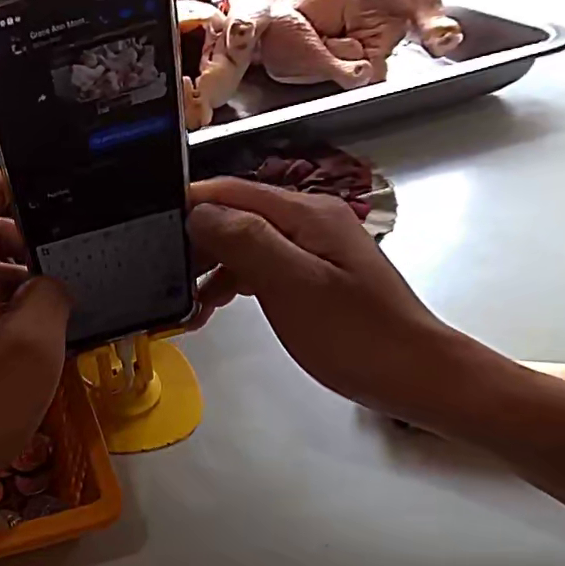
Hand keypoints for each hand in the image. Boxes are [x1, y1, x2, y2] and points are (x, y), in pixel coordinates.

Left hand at [0, 173, 70, 533]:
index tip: (53, 187)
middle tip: (67, 260)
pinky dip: (1, 310)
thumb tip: (48, 281)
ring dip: (16, 280)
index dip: (15, 184)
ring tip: (57, 304)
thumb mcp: (34, 346)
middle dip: (25, 240)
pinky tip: (31, 339)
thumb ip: (49, 294)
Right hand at [187, 178, 508, 428]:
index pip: (231, 191)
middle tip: (165, 278)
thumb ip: (246, 241)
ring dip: (210, 269)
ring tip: (186, 305)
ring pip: (242, 243)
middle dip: (196, 243)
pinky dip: (231, 283)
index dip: (188, 204)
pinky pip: (258, 266)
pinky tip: (214, 307)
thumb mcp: (293, 286)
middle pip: (235, 215)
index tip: (150, 229)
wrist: (414, 375)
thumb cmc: (356, 335)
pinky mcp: (310, 273)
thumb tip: (199, 213)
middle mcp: (307, 221)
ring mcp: (310, 247)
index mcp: (305, 214)